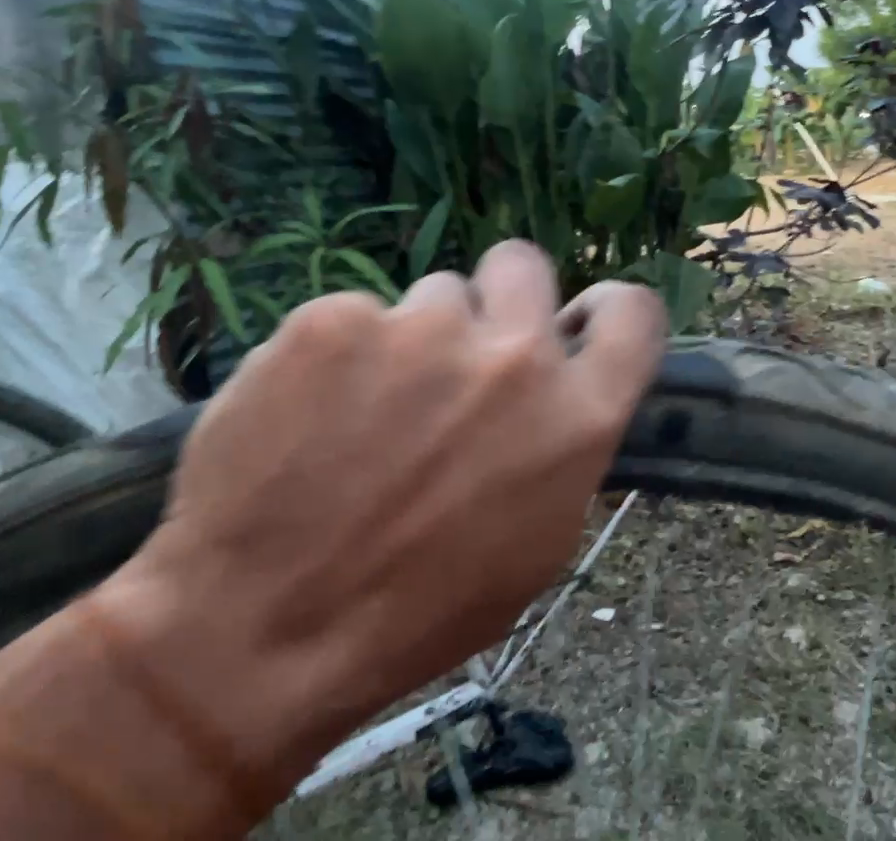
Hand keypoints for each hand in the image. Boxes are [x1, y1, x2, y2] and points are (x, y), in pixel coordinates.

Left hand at [94, 240, 666, 794]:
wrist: (261, 630)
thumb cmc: (420, 611)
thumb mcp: (538, 544)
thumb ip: (563, 448)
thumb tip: (554, 396)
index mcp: (577, 416)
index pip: (635, 312)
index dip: (608, 308)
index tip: (576, 322)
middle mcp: (513, 356)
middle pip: (523, 265)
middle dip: (500, 300)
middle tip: (460, 358)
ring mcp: (419, 329)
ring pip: (430, 297)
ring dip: (415, 339)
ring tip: (367, 412)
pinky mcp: (331, 321)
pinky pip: (351, 317)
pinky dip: (336, 358)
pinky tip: (306, 419)